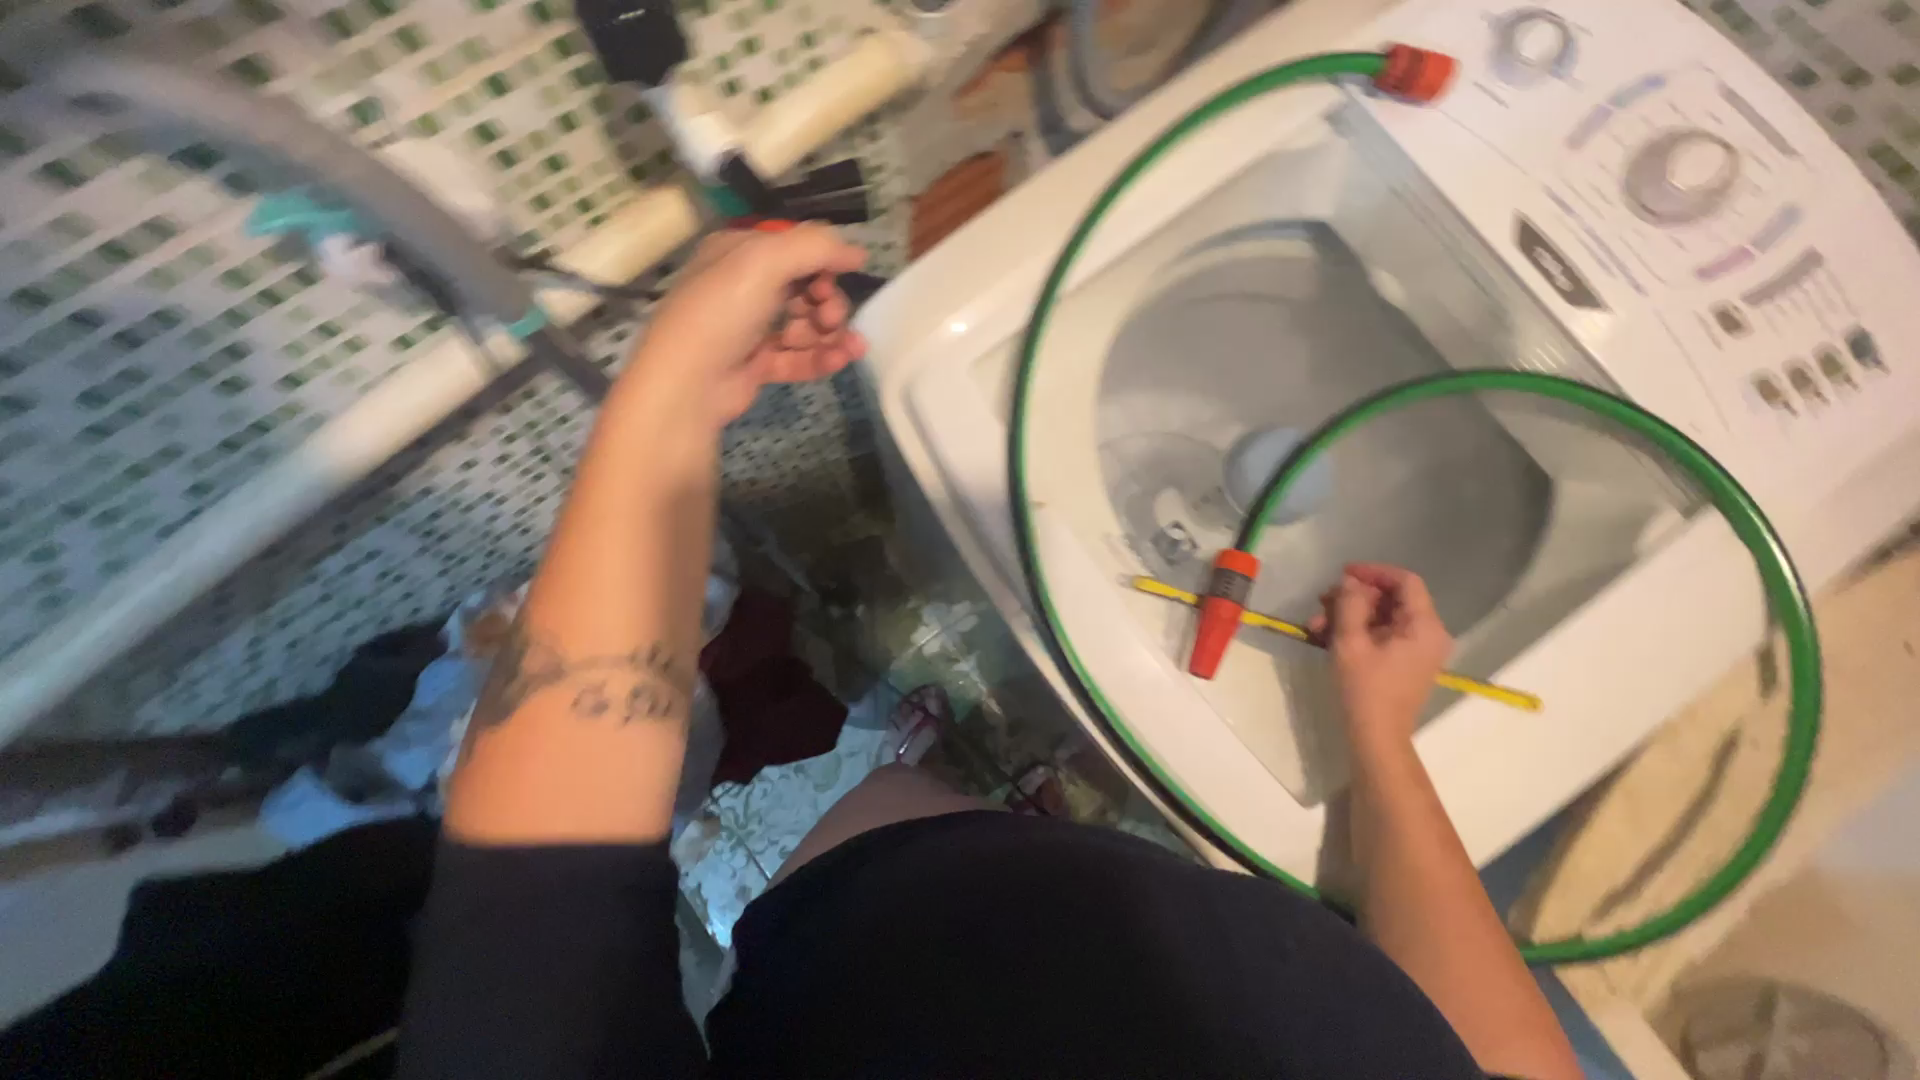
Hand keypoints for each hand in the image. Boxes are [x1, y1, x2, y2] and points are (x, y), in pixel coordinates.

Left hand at [625, 223, 868, 427]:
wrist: (688, 383)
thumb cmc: (722, 311)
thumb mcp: (765, 260)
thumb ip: (815, 247)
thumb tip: (858, 252)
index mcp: (741, 252)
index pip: (795, 250)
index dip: (823, 264)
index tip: (837, 280)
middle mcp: (746, 286)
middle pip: (806, 289)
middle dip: (828, 303)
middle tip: (831, 317)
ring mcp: (753, 328)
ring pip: (807, 326)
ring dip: (832, 334)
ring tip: (847, 347)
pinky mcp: (759, 364)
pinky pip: (800, 356)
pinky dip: (822, 358)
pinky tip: (841, 360)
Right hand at [1307, 563, 1452, 749]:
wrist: (1377, 736)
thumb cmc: (1365, 688)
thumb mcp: (1350, 642)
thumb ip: (1350, 604)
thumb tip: (1350, 581)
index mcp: (1424, 626)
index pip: (1405, 581)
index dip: (1373, 572)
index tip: (1342, 574)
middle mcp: (1430, 633)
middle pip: (1392, 598)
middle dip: (1353, 598)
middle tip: (1322, 602)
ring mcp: (1419, 648)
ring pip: (1383, 616)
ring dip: (1349, 615)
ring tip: (1316, 626)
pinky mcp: (1407, 660)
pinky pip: (1383, 633)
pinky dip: (1357, 631)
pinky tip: (1327, 637)